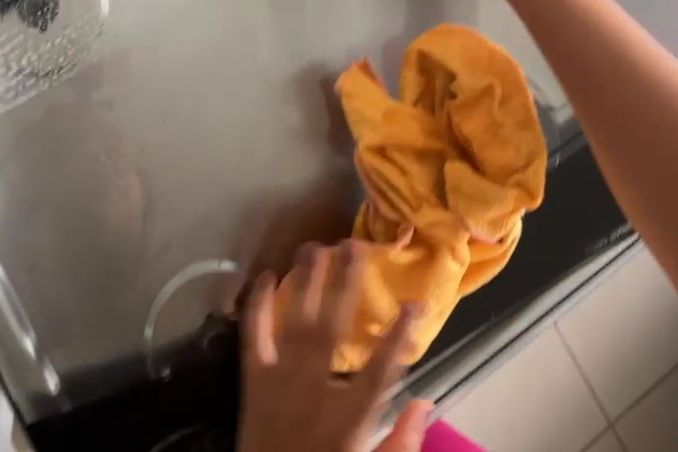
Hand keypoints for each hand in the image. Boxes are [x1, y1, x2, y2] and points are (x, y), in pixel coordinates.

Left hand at [238, 242, 433, 451]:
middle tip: (354, 245)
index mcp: (348, 419)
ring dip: (306, 281)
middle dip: (345, 284)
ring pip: (296, 322)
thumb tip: (425, 404)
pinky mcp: (252, 381)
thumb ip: (401, 443)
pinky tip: (264, 275)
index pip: (382, 370)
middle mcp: (314, 391)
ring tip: (316, 246)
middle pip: (332, 328)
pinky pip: (253, 335)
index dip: (399, 335)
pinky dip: (257, 304)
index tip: (414, 303)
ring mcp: (280, 381)